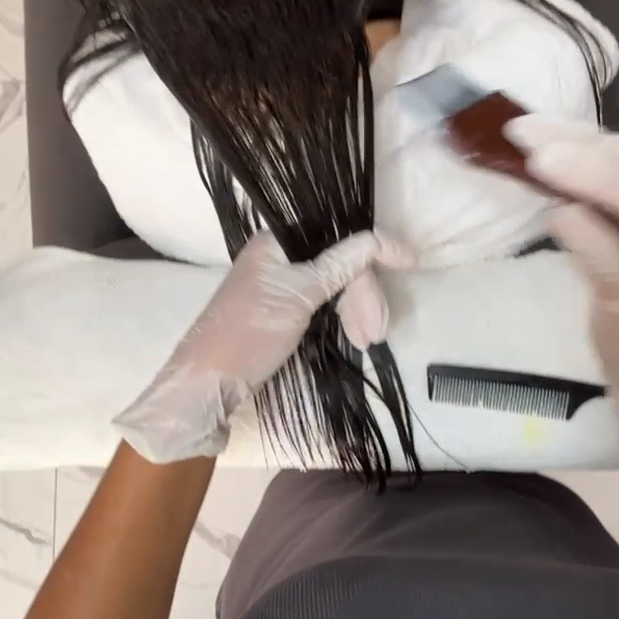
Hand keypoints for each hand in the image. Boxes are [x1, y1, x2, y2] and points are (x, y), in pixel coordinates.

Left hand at [115, 229, 412, 462]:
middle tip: (376, 332)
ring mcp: (284, 286)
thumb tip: (376, 238)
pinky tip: (355, 337)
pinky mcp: (286, 312)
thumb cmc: (248, 333)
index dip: (373, 247)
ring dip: (356, 311)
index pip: (337, 234)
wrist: (209, 384)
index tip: (409, 262)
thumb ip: (339, 265)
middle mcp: (281, 258)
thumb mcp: (298, 295)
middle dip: (362, 295)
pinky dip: (343, 318)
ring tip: (367, 342)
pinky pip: (326, 305)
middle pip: (339, 263)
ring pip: (335, 286)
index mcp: (277, 242)